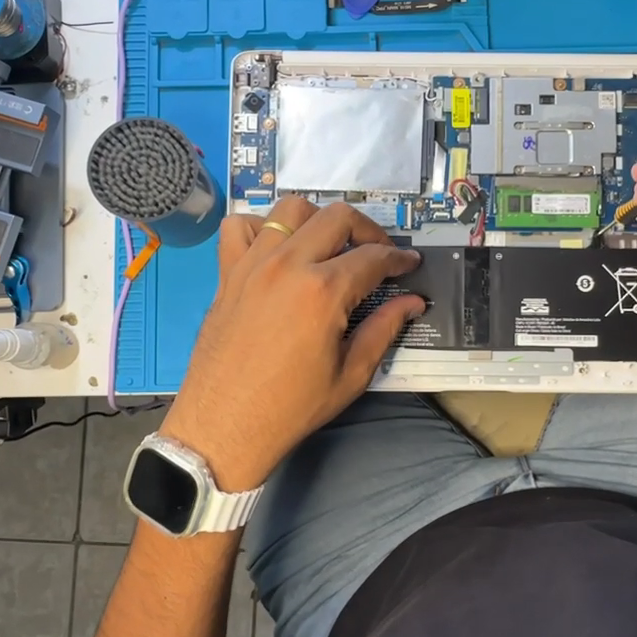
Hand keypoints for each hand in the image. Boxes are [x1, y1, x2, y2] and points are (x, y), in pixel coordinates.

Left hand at [160, 198, 423, 491]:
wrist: (225, 426)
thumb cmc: (292, 408)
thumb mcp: (351, 375)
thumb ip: (384, 329)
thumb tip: (412, 303)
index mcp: (324, 291)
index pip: (373, 257)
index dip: (399, 259)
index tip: (410, 264)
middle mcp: (289, 264)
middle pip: (338, 218)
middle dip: (368, 230)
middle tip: (378, 254)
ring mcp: (253, 264)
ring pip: (291, 209)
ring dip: (319, 220)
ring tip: (329, 245)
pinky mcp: (228, 273)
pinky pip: (239, 227)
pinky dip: (261, 227)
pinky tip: (276, 249)